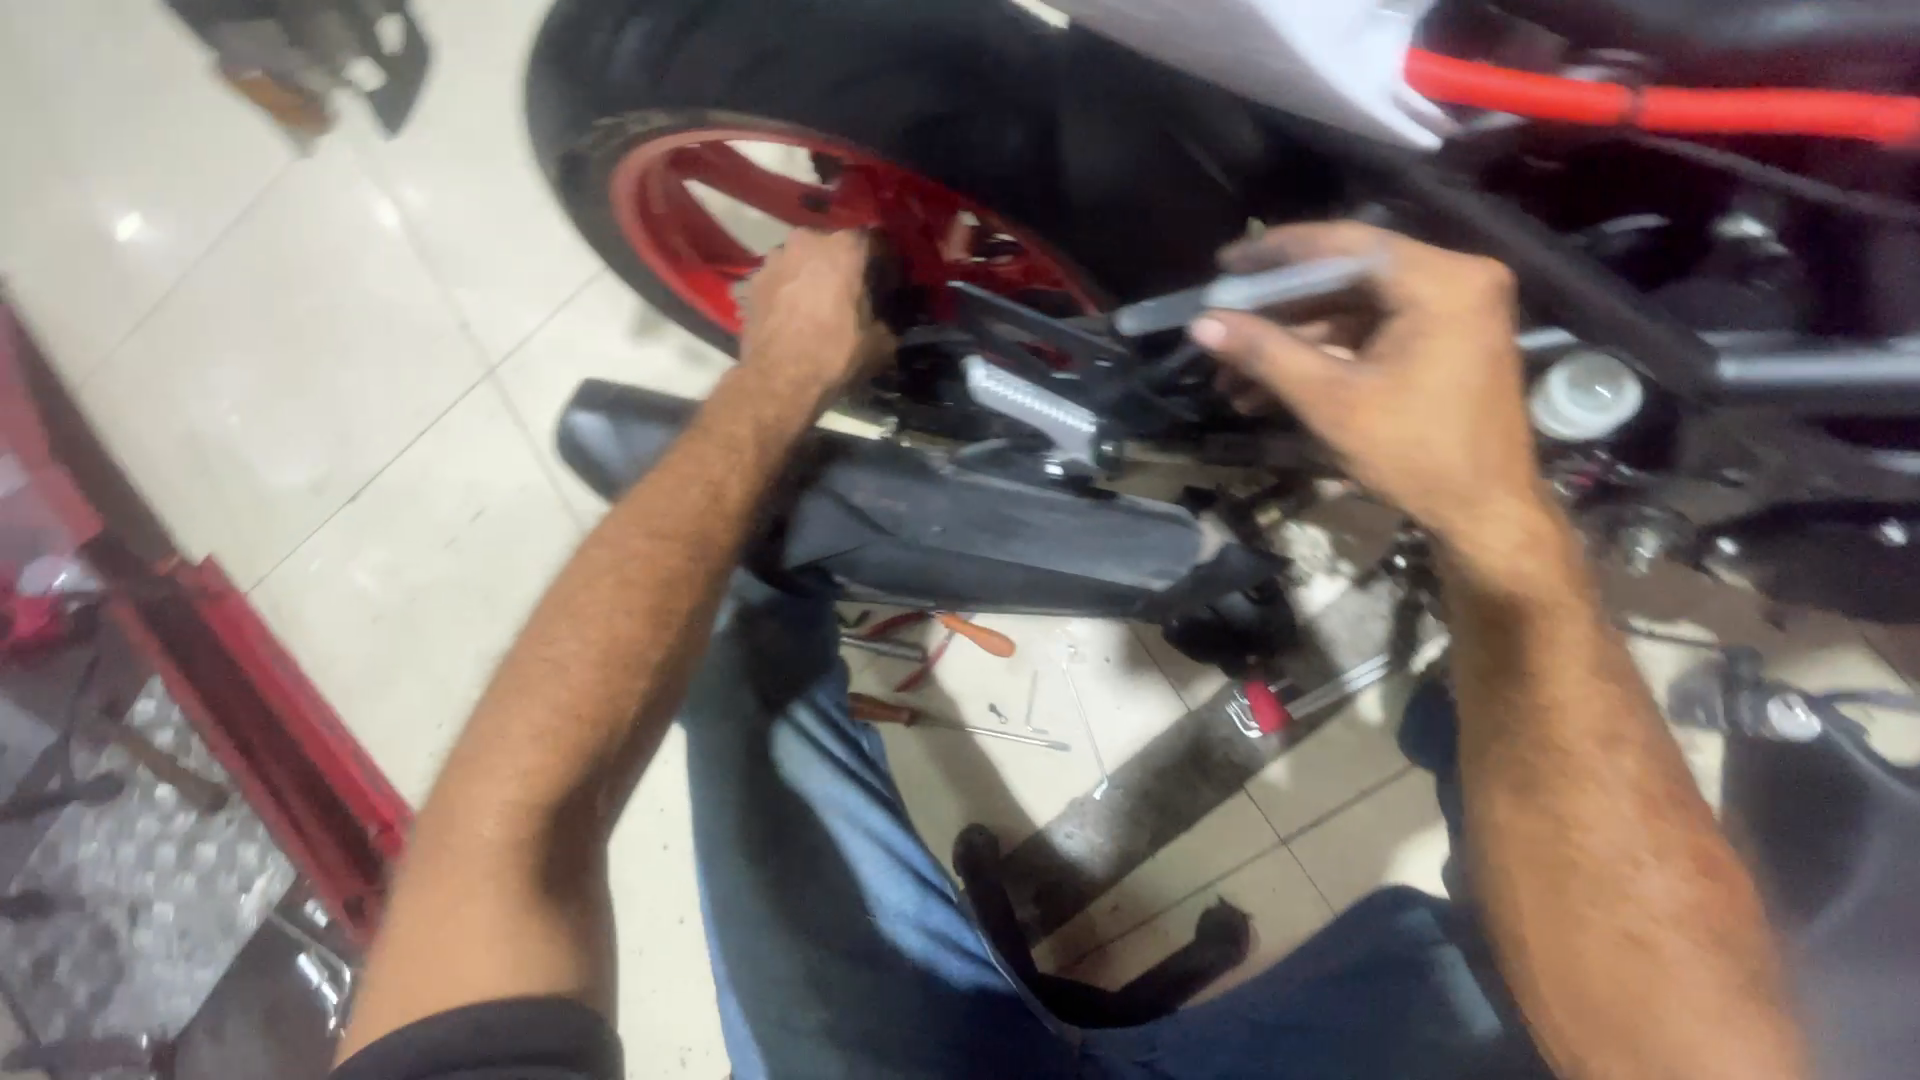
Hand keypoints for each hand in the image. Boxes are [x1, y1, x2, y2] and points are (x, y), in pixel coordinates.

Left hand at [738, 228, 893, 406]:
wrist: (779, 380)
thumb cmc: (835, 354)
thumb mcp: (881, 343)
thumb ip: (887, 320)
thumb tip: (884, 321)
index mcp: (845, 248)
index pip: (875, 242)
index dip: (885, 263)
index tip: (888, 285)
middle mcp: (806, 240)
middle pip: (833, 247)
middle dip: (844, 267)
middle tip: (851, 295)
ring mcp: (773, 257)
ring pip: (803, 260)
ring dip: (813, 276)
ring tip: (818, 305)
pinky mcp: (752, 280)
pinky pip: (780, 279)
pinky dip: (788, 291)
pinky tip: (793, 315)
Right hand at [1189, 221, 1548, 554]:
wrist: (1484, 510)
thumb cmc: (1415, 454)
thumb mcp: (1330, 401)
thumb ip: (1265, 354)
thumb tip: (1202, 324)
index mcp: (1441, 282)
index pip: (1343, 245)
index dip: (1274, 253)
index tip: (1223, 263)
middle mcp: (1454, 279)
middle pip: (1344, 277)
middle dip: (1275, 312)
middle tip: (1220, 327)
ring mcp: (1450, 309)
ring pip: (1350, 309)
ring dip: (1290, 343)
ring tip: (1231, 378)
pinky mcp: (1441, 337)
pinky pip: (1369, 332)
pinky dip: (1321, 355)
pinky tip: (1268, 388)